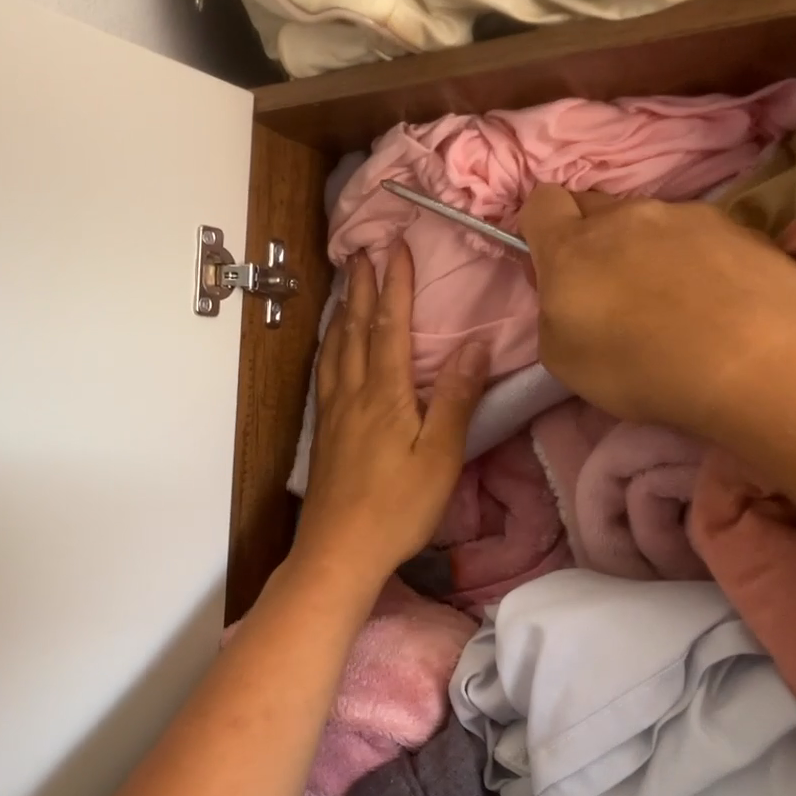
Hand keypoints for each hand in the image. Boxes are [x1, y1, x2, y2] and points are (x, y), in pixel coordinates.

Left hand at [290, 246, 486, 586]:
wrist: (339, 548)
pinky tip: (329, 353)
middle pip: (353, 330)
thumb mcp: (441, 457)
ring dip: (340, 314)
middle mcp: (351, 394)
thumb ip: (456, 399)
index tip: (397, 246)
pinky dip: (328, 349)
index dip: (395, 285)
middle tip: (360, 253)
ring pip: (333, 350)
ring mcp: (331, 414)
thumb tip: (474, 346)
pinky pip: (324, 374)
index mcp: (383, 394)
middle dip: (360, 288)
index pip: (389, 326)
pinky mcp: (322, 434)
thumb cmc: (397, 508)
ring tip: (342, 291)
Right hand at [520, 185, 795, 429]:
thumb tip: (567, 293)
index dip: (541, 227)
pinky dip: (696, 260)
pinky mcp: (741, 227)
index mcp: (571, 247)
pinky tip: (713, 302)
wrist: (757, 359)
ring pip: (650, 221)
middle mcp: (626, 216)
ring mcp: (687, 215)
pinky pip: (700, 235)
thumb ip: (553, 312)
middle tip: (606, 288)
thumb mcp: (562, 357)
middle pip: (595, 206)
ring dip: (646, 249)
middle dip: (591, 237)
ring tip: (671, 302)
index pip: (541, 202)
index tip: (549, 264)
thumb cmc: (638, 366)